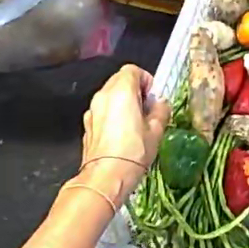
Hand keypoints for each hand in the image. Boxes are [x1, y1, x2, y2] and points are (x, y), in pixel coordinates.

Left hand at [76, 64, 169, 197]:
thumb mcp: (157, 130)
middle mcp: (103, 96)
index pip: (133, 70)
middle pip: (119, 80)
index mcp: (122, 92)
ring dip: (123, 101)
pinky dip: (113, 114)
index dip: (146, 80)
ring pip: (110, 95)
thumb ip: (160, 110)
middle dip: (135, 89)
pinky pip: (103, 110)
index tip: (153, 96)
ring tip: (136, 122)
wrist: (106, 176)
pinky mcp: (87, 124)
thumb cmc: (134, 151)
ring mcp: (92, 110)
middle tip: (147, 108)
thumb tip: (160, 103)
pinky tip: (122, 133)